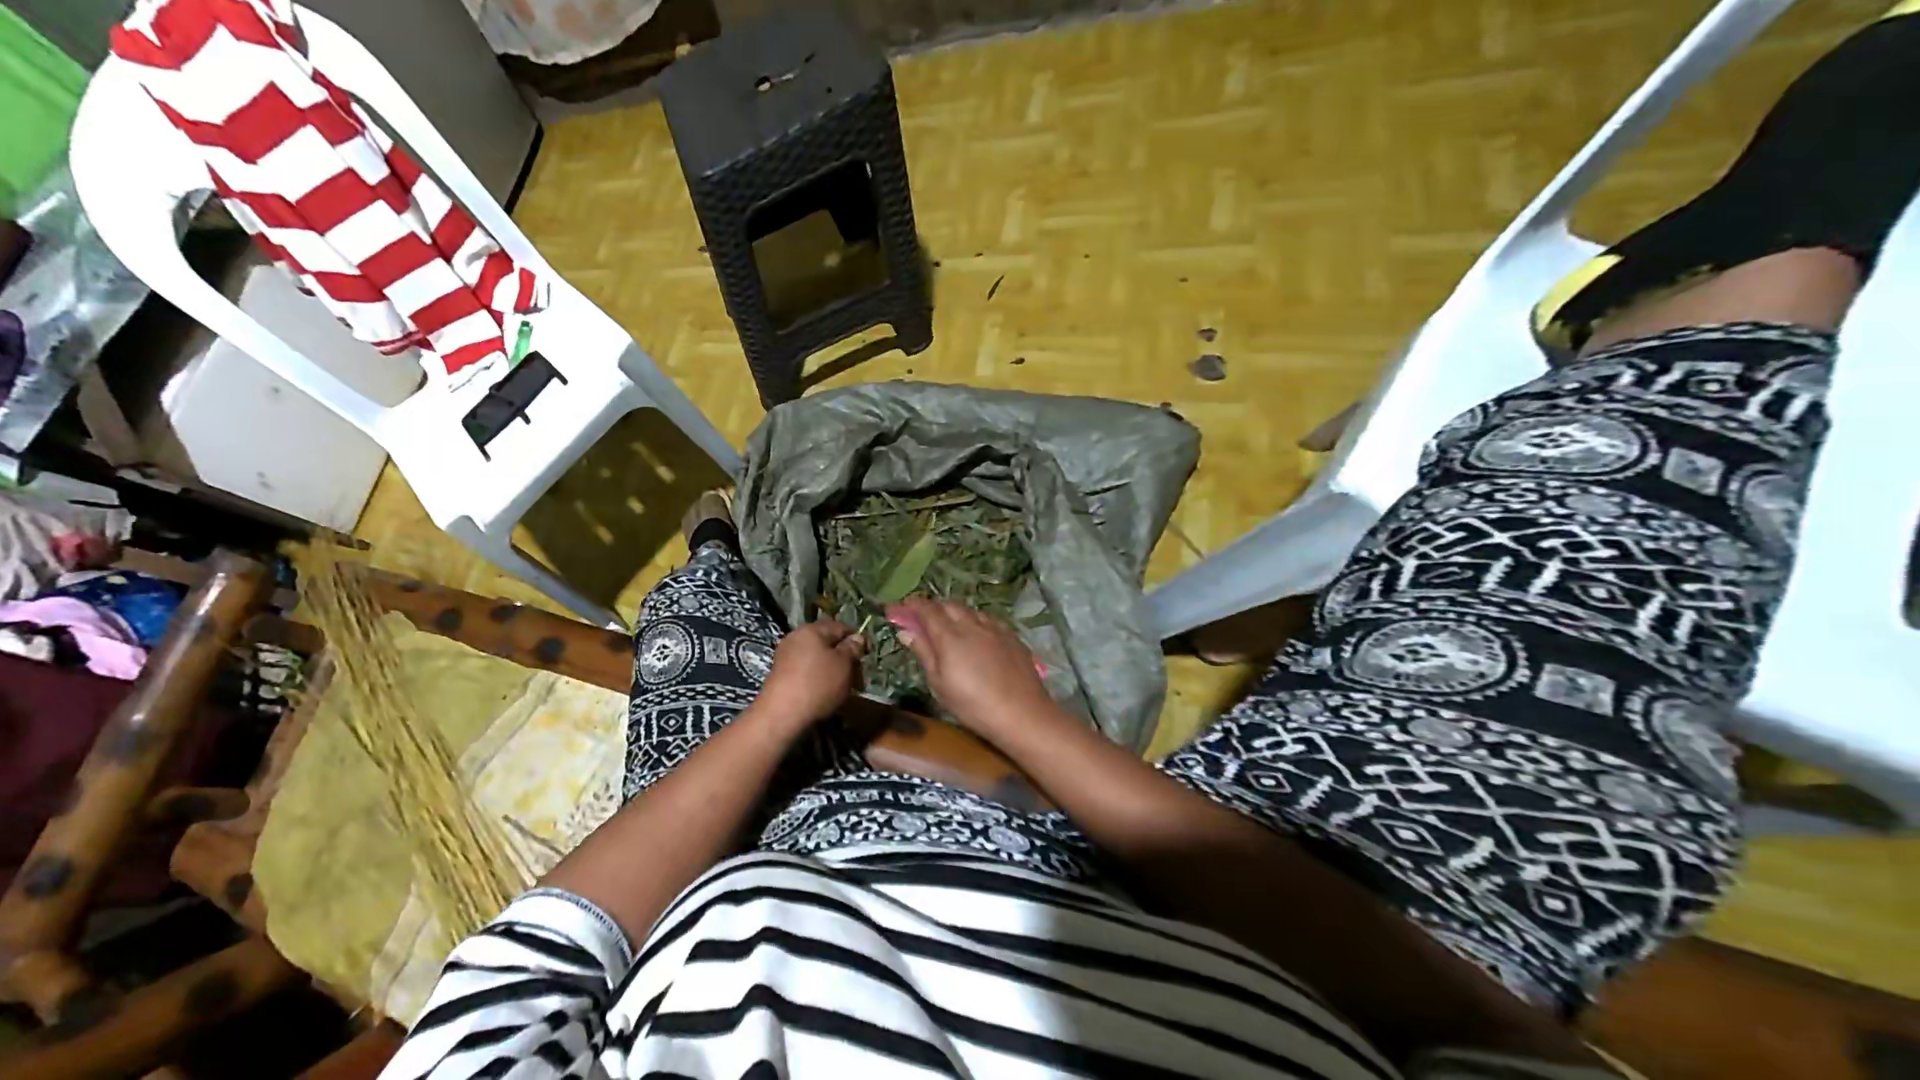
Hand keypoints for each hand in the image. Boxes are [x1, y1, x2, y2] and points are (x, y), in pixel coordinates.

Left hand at [755, 620, 865, 725]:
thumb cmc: (818, 684)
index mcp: (812, 630)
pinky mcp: (782, 675)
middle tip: (858, 676)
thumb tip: (857, 637)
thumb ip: (852, 648)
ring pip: (818, 659)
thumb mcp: (843, 664)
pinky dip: (820, 679)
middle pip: (828, 643)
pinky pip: (807, 671)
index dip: (856, 639)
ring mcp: (786, 657)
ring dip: (833, 670)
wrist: (781, 714)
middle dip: (845, 658)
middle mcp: (796, 638)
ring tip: (845, 688)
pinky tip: (828, 693)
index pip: (840, 627)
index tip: (868, 654)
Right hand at [886, 598, 1054, 736]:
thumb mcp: (939, 684)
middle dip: (930, 607)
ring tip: (946, 626)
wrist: (1021, 713)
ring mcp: (995, 628)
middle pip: (948, 605)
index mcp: (950, 635)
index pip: (926, 609)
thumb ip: (924, 652)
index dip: (909, 607)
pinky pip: (987, 620)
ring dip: (953, 613)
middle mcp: (972, 624)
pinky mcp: (1012, 636)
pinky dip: (974, 621)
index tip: (895, 610)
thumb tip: (906, 631)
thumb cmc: (972, 705)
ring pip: (969, 610)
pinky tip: (975, 634)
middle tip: (918, 619)